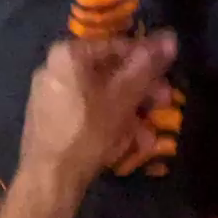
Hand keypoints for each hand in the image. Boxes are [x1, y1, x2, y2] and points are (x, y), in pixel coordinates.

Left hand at [18, 32, 177, 195]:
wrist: (47, 180)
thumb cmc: (88, 131)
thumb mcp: (123, 97)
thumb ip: (146, 66)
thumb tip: (170, 37)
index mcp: (68, 53)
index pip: (117, 46)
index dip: (147, 60)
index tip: (166, 78)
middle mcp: (54, 67)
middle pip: (108, 72)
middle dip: (140, 90)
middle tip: (162, 104)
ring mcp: (49, 94)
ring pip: (99, 95)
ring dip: (128, 110)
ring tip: (146, 134)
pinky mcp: (48, 118)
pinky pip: (85, 110)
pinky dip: (107, 121)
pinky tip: (125, 141)